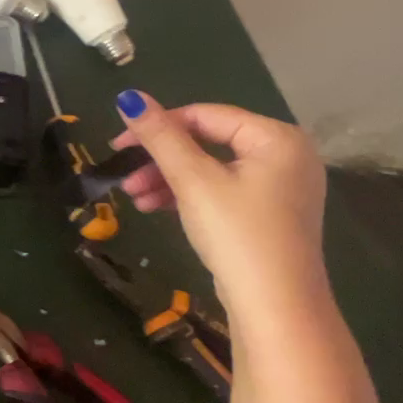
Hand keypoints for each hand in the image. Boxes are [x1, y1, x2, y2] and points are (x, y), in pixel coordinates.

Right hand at [109, 91, 328, 313]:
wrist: (275, 306)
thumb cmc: (237, 233)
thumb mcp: (192, 181)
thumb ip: (161, 137)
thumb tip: (129, 97)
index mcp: (276, 137)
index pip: (205, 115)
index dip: (157, 126)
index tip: (117, 146)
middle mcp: (285, 155)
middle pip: (207, 142)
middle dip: (161, 160)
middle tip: (124, 179)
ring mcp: (280, 187)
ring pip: (211, 169)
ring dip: (168, 180)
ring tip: (135, 199)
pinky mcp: (269, 215)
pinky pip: (222, 191)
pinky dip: (189, 196)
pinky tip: (158, 208)